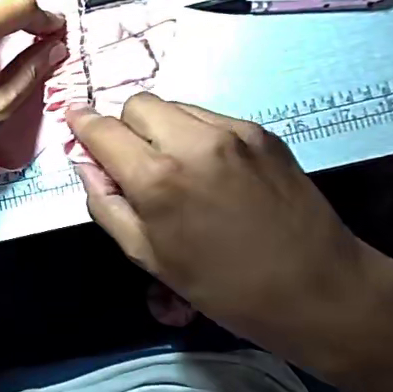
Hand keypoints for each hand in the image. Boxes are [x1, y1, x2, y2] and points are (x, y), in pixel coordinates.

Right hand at [66, 94, 392, 371]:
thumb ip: (109, 207)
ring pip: (176, 107)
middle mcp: (193, 141)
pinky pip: (211, 118)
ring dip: (163, 129)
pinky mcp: (262, 132)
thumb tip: (88, 168)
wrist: (315, 286)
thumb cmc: (226, 288)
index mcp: (158, 179)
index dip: (84, 125)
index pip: (104, 130)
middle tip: (135, 163)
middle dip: (126, 127)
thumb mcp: (153, 259)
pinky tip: (213, 172)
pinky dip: (197, 136)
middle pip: (139, 104)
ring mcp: (233, 131)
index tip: (77, 123)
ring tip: (177, 169)